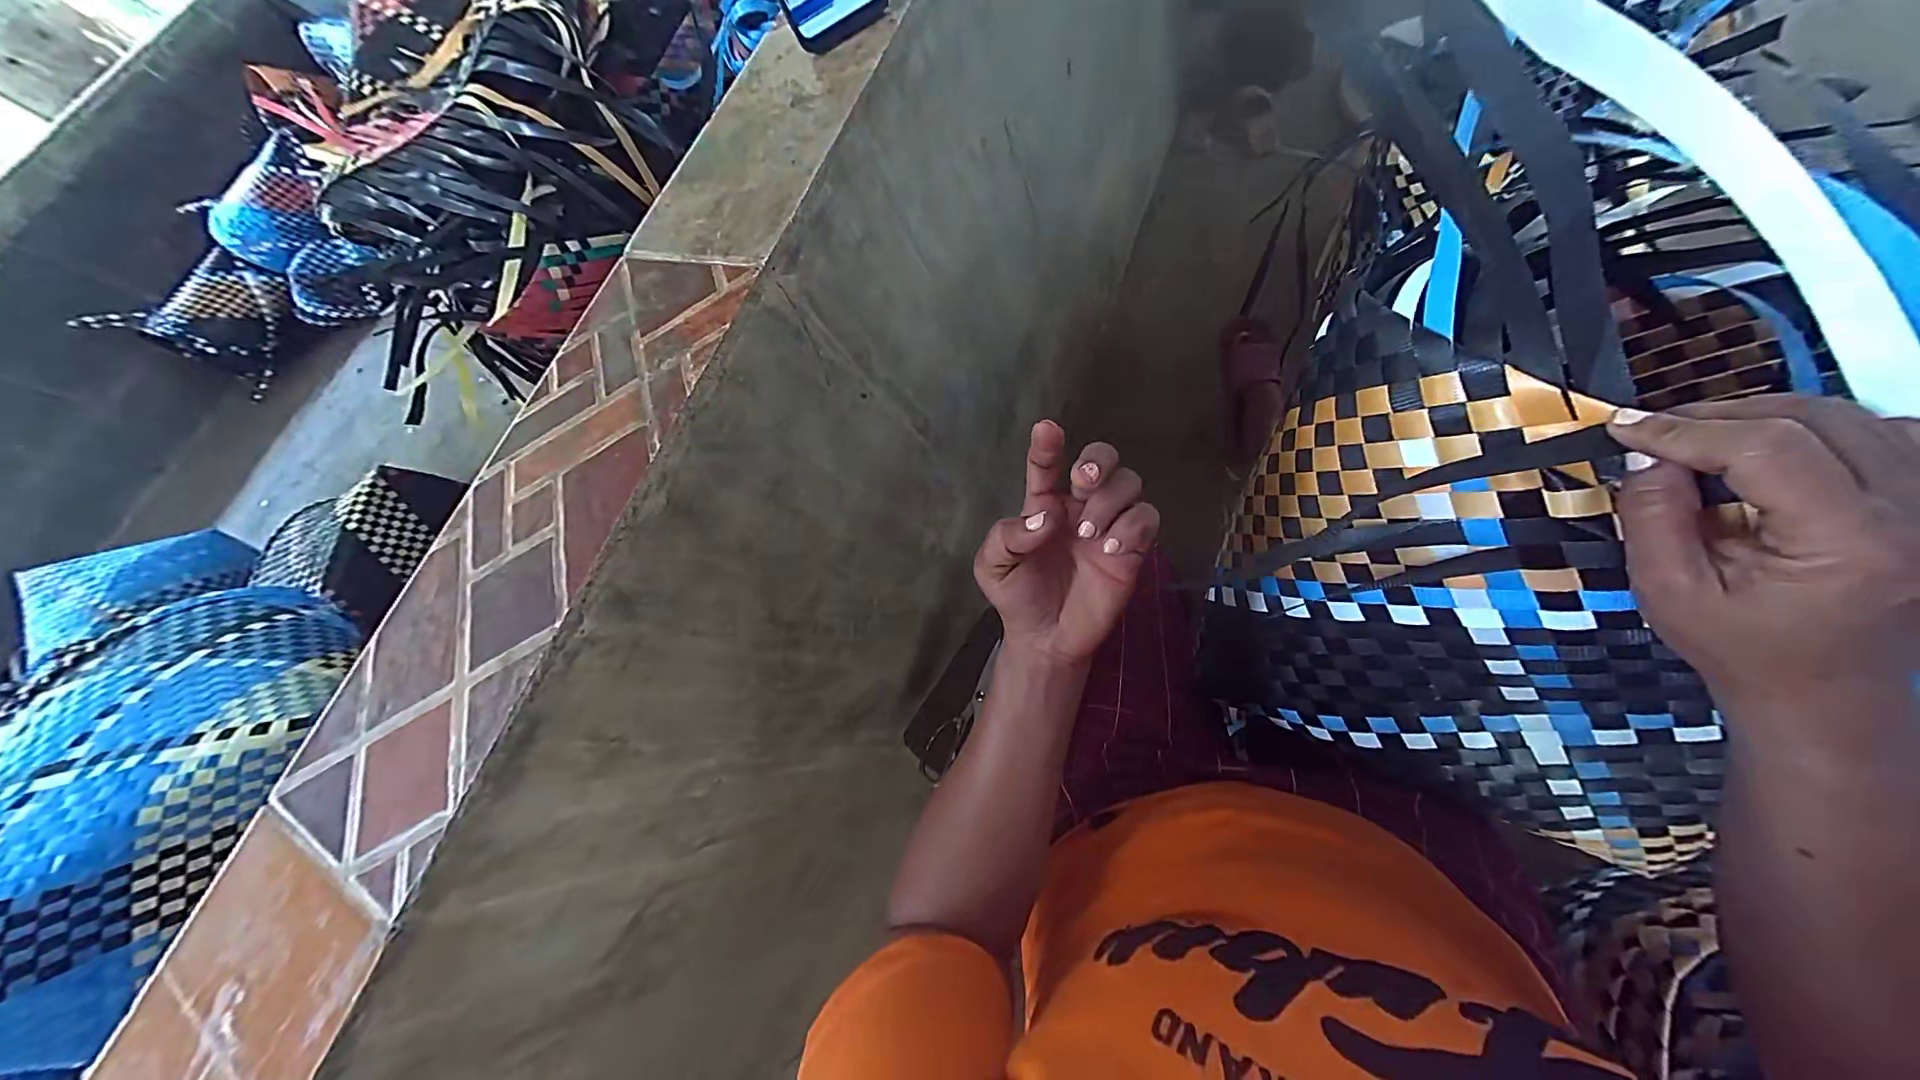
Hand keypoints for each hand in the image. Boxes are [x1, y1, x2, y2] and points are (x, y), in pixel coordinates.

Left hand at [973, 421, 1161, 665]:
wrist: (1045, 638)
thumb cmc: (1017, 595)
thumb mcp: (993, 566)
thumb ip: (1007, 536)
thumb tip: (1046, 519)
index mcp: (1043, 504)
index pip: (1047, 465)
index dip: (1047, 445)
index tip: (1046, 429)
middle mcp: (1078, 507)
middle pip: (1102, 460)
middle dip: (1097, 460)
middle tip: (1083, 482)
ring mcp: (1108, 526)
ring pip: (1129, 483)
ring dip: (1111, 499)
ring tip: (1089, 534)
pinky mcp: (1131, 550)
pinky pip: (1147, 519)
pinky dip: (1134, 525)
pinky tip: (1110, 547)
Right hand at [1608, 395, 1919, 711]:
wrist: (1823, 691)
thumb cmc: (1740, 648)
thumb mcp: (1667, 589)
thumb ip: (1652, 516)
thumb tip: (1647, 454)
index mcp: (1850, 542)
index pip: (1769, 449)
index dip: (1686, 430)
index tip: (1623, 428)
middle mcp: (1915, 512)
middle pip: (1816, 419)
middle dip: (1720, 415)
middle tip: (1654, 431)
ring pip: (1850, 415)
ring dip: (1764, 418)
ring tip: (1699, 439)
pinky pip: (1883, 432)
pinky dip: (1815, 429)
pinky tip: (1767, 451)